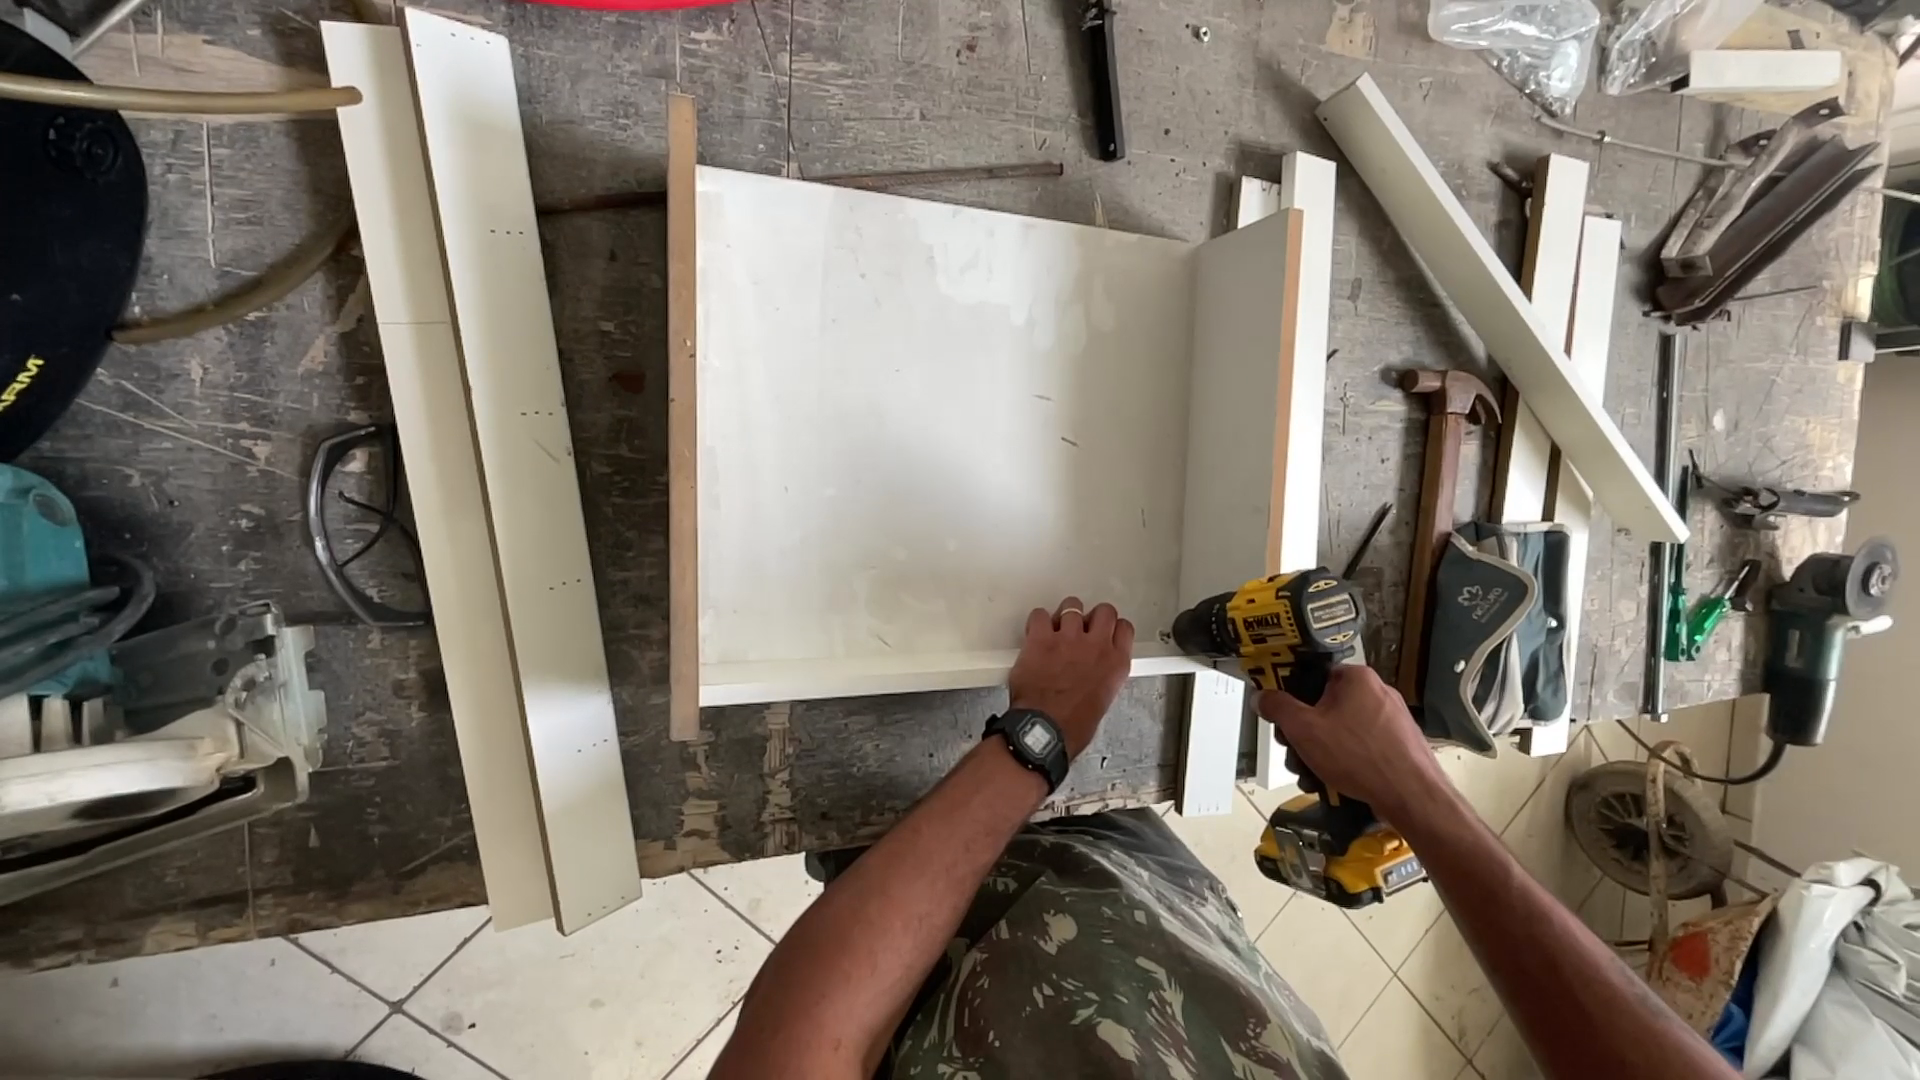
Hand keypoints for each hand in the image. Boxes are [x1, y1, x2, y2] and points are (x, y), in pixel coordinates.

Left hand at [1006, 596, 1133, 758]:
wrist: (1047, 730)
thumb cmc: (1072, 725)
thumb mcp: (1103, 700)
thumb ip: (1102, 677)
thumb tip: (1092, 673)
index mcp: (1115, 663)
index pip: (1124, 628)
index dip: (1113, 627)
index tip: (1106, 630)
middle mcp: (1096, 646)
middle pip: (1104, 611)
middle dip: (1093, 616)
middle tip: (1083, 625)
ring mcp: (1068, 639)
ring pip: (1072, 607)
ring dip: (1065, 615)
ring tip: (1058, 626)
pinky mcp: (1041, 639)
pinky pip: (1040, 615)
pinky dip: (1037, 621)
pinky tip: (1036, 631)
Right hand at [1257, 665, 1445, 820]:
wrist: (1412, 797)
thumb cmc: (1356, 755)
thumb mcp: (1303, 729)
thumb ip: (1277, 707)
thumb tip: (1260, 696)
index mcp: (1356, 677)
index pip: (1311, 677)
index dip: (1290, 698)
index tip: (1281, 722)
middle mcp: (1378, 691)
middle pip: (1325, 706)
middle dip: (1304, 733)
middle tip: (1294, 753)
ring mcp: (1392, 719)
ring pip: (1342, 729)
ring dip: (1320, 751)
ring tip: (1312, 774)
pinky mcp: (1401, 744)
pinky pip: (1362, 745)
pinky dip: (1344, 760)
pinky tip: (1334, 781)